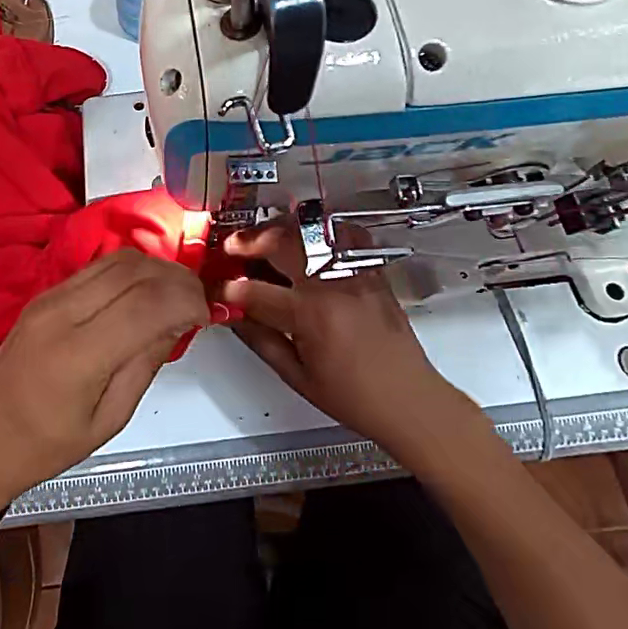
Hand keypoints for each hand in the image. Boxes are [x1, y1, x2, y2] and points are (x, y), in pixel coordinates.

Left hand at [0, 250, 208, 526]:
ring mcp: (49, 298)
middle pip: (135, 271)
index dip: (188, 300)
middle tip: (198, 302)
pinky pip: (99, 266)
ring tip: (177, 295)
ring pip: (118, 259)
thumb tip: (179, 321)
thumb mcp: (109, 419)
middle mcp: (60, 315)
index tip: (207, 314)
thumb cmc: (45, 446)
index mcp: (76, 357)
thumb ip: (145, 363)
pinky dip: (133, 270)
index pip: (147, 304)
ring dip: (157, 269)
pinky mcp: (45, 294)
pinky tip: (146, 291)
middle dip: (178, 280)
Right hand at [222, 218, 481, 467]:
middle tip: (232, 246)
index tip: (219, 289)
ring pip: (312, 232)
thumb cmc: (360, 396)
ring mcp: (356, 274)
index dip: (229, 289)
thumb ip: (262, 341)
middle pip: (283, 244)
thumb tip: (237, 318)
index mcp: (312, 315)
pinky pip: (345, 236)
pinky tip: (308, 237)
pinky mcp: (372, 273)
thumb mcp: (298, 376)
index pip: (256, 292)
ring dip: (282, 230)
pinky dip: (322, 230)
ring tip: (264, 237)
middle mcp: (335, 286)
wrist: (408, 399)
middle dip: (248, 241)